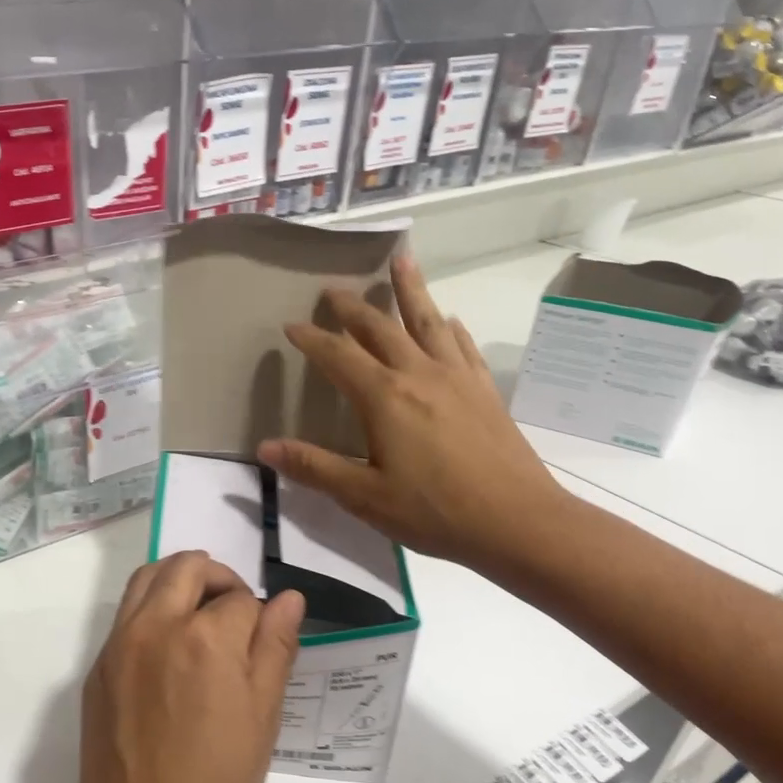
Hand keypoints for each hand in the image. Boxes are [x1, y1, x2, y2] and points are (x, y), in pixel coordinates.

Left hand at [72, 552, 305, 782]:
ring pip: (146, 580)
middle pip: (186, 568)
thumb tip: (287, 598)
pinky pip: (124, 618)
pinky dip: (150, 613)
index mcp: (203, 638)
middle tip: (236, 617)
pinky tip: (169, 658)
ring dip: (178, 583)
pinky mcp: (94, 672)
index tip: (264, 644)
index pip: (240, 599)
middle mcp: (152, 628)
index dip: (259, 617)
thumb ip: (274, 648)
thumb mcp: (263, 719)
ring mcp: (115, 647)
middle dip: (219, 579)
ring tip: (202, 621)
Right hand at [257, 255, 565, 569]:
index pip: (338, 357)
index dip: (312, 339)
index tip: (291, 325)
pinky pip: (462, 345)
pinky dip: (450, 327)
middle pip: (381, 328)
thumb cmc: (434, 513)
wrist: (517, 522)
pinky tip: (448, 319)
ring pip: (428, 321)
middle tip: (333, 287)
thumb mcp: (364, 496)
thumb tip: (265, 448)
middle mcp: (419, 374)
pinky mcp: (485, 390)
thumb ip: (314, 467)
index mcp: (384, 398)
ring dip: (411, 290)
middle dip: (353, 306)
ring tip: (402, 260)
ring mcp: (457, 378)